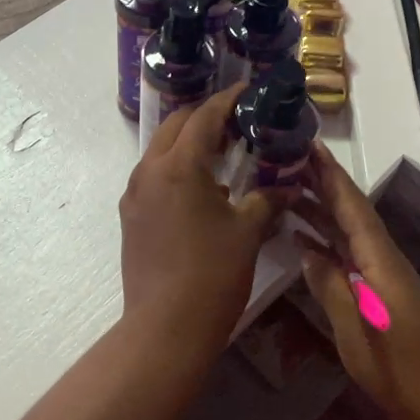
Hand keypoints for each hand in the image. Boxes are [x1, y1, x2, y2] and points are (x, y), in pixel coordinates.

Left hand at [119, 85, 275, 359]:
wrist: (165, 328)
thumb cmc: (212, 275)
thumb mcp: (247, 233)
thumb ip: (266, 201)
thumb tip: (288, 188)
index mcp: (178, 166)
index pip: (203, 117)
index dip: (227, 100)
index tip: (248, 91)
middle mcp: (149, 171)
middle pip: (175, 127)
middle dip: (205, 118)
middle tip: (238, 122)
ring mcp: (134, 194)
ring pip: (161, 152)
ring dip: (189, 145)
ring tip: (224, 155)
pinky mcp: (130, 217)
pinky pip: (154, 178)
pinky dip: (177, 170)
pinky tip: (203, 191)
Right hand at [294, 143, 419, 419]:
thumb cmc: (401, 371)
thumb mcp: (357, 331)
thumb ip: (331, 287)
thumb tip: (306, 248)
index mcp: (380, 261)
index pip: (352, 205)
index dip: (330, 174)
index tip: (307, 143)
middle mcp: (382, 260)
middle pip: (349, 211)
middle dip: (321, 181)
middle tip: (285, 156)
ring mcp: (381, 277)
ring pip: (346, 230)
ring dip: (319, 207)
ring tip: (284, 186)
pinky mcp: (377, 294)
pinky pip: (346, 253)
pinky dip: (323, 238)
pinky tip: (301, 237)